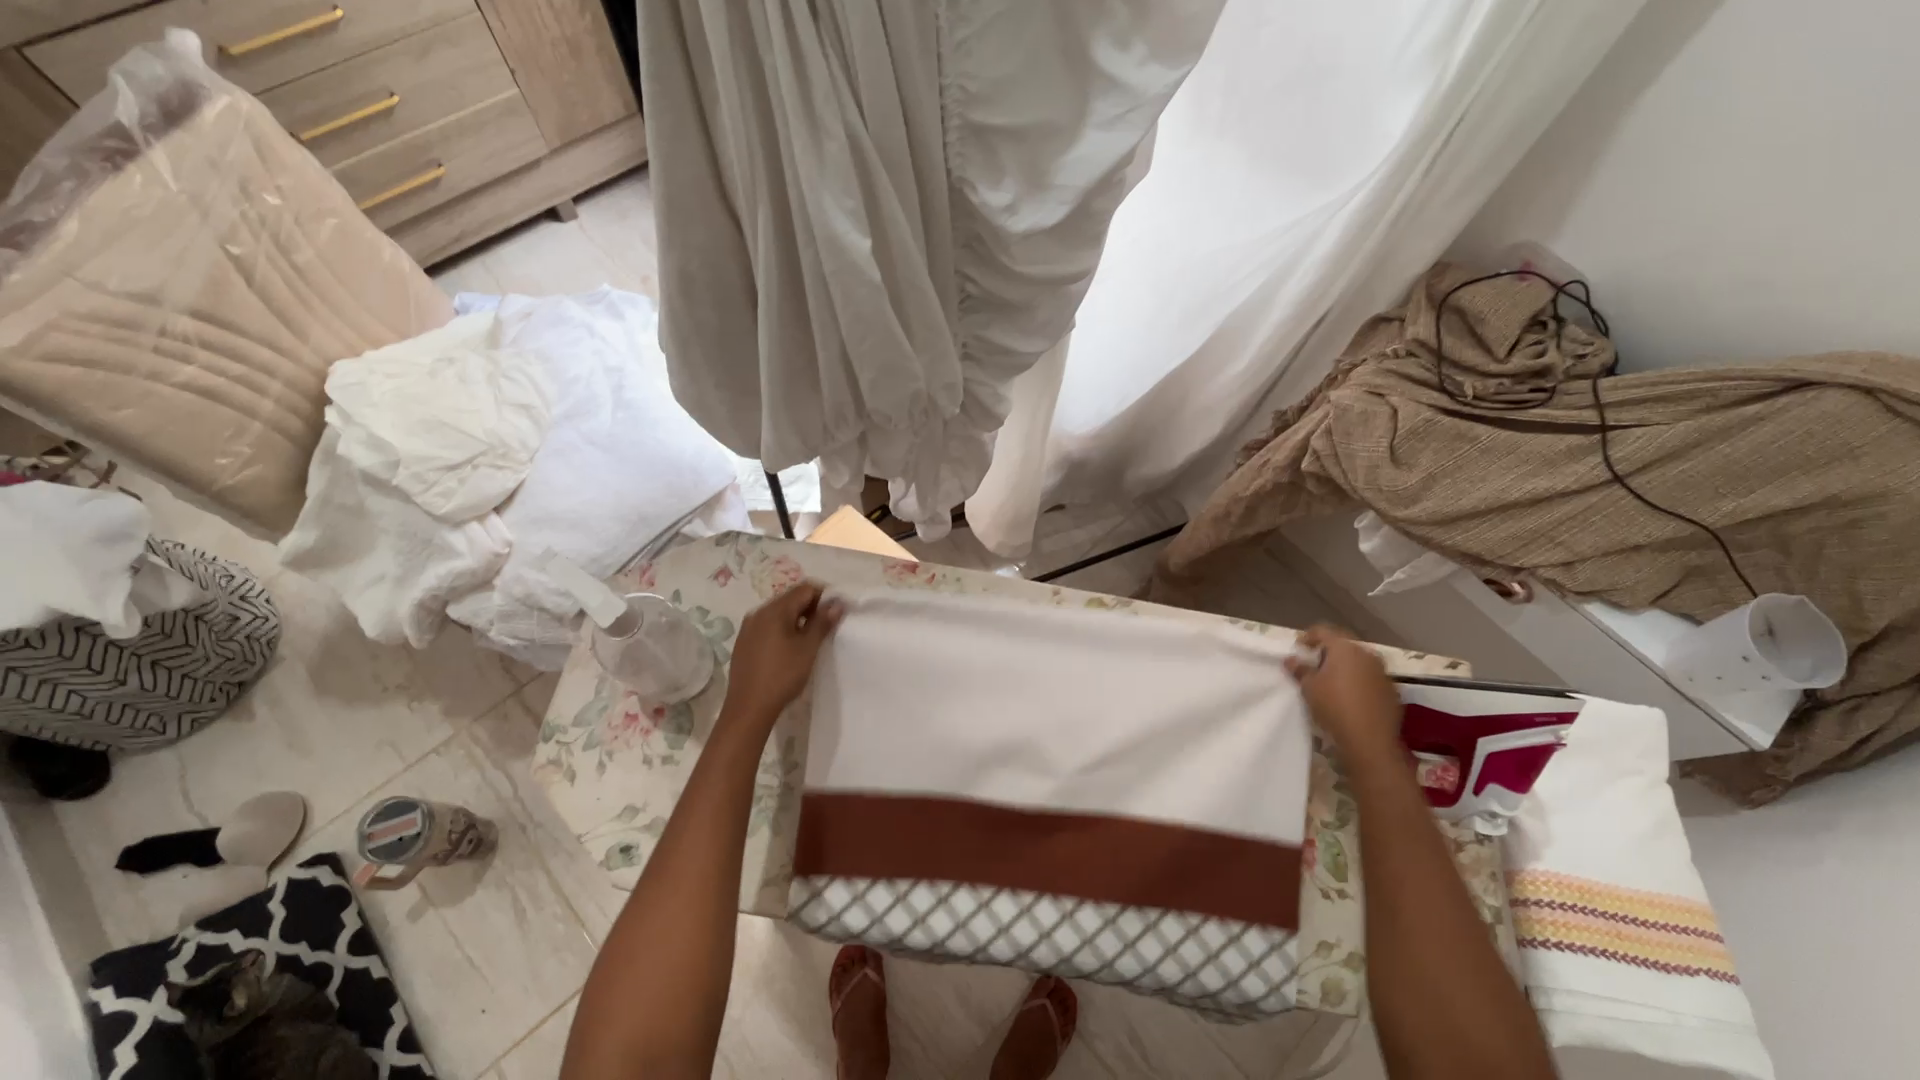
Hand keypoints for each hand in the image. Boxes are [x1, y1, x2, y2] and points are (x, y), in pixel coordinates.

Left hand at [721, 582, 844, 729]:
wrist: (748, 707)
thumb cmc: (782, 675)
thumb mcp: (808, 648)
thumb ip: (822, 622)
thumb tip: (837, 602)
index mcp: (775, 610)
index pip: (805, 588)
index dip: (825, 595)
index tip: (837, 612)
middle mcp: (758, 612)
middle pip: (790, 598)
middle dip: (811, 607)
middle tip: (827, 626)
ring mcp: (748, 627)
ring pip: (778, 613)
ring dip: (797, 618)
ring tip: (810, 639)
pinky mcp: (744, 642)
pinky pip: (767, 626)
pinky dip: (783, 629)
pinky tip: (789, 649)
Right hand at [1285, 625, 1403, 760]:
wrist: (1370, 739)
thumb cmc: (1334, 706)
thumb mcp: (1309, 688)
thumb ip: (1299, 669)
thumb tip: (1291, 659)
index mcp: (1344, 648)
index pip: (1323, 631)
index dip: (1308, 637)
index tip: (1298, 649)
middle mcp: (1366, 653)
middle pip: (1343, 645)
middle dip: (1327, 652)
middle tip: (1314, 666)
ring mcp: (1382, 671)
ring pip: (1359, 661)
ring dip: (1345, 667)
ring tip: (1332, 683)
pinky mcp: (1392, 689)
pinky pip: (1370, 677)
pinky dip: (1358, 681)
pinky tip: (1350, 697)